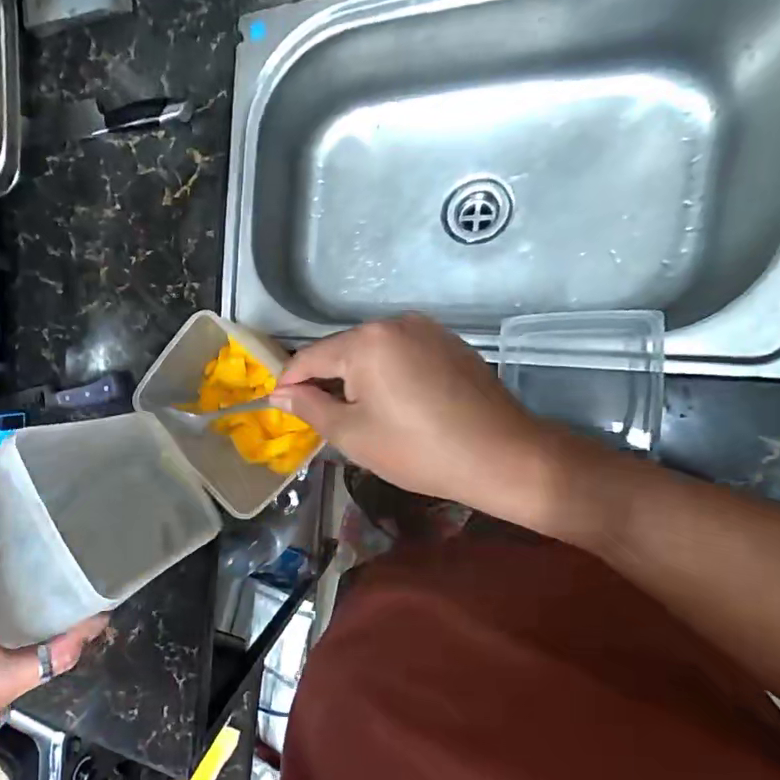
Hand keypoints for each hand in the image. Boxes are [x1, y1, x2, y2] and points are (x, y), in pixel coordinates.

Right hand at [271, 315, 559, 512]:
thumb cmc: (419, 450)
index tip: (277, 408)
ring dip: (356, 378)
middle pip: (342, 350)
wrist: (502, 456)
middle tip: (319, 419)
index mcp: (366, 341)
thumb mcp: (353, 435)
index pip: (309, 357)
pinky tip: (395, 405)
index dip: (288, 383)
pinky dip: (387, 374)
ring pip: (373, 352)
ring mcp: (427, 329)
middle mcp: (395, 322)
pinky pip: (402, 353)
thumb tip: (280, 394)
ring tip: (357, 416)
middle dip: (325, 381)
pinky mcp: (449, 342)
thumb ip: (310, 408)